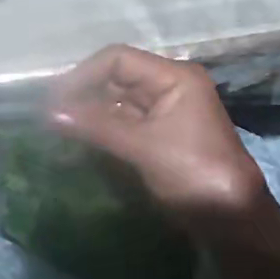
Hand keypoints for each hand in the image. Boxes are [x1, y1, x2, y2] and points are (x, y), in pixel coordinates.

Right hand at [48, 45, 270, 233]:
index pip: (118, 60)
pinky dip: (99, 132)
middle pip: (115, 79)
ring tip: (55, 129)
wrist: (231, 218)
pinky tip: (75, 142)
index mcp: (174, 77)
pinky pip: (121, 126)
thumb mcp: (143, 146)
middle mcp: (168, 88)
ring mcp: (163, 113)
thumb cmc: (194, 172)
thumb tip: (50, 113)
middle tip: (48, 116)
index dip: (83, 75)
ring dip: (87, 115)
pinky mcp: (157, 138)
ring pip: (116, 104)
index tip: (54, 99)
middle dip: (82, 94)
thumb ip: (96, 126)